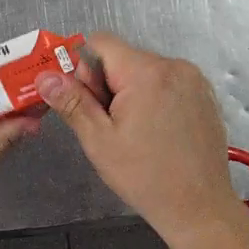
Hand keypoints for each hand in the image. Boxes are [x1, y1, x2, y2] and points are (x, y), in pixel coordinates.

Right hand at [35, 33, 248, 240]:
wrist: (199, 207)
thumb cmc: (144, 176)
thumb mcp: (98, 140)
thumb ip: (72, 102)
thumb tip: (45, 76)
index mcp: (146, 72)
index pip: (99, 42)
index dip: (83, 68)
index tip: (86, 102)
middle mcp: (174, 66)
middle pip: (122, 57)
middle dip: (106, 84)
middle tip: (107, 125)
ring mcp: (194, 80)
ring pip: (143, 71)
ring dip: (128, 93)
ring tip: (132, 132)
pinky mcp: (204, 95)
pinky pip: (165, 84)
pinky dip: (151, 100)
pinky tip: (153, 133)